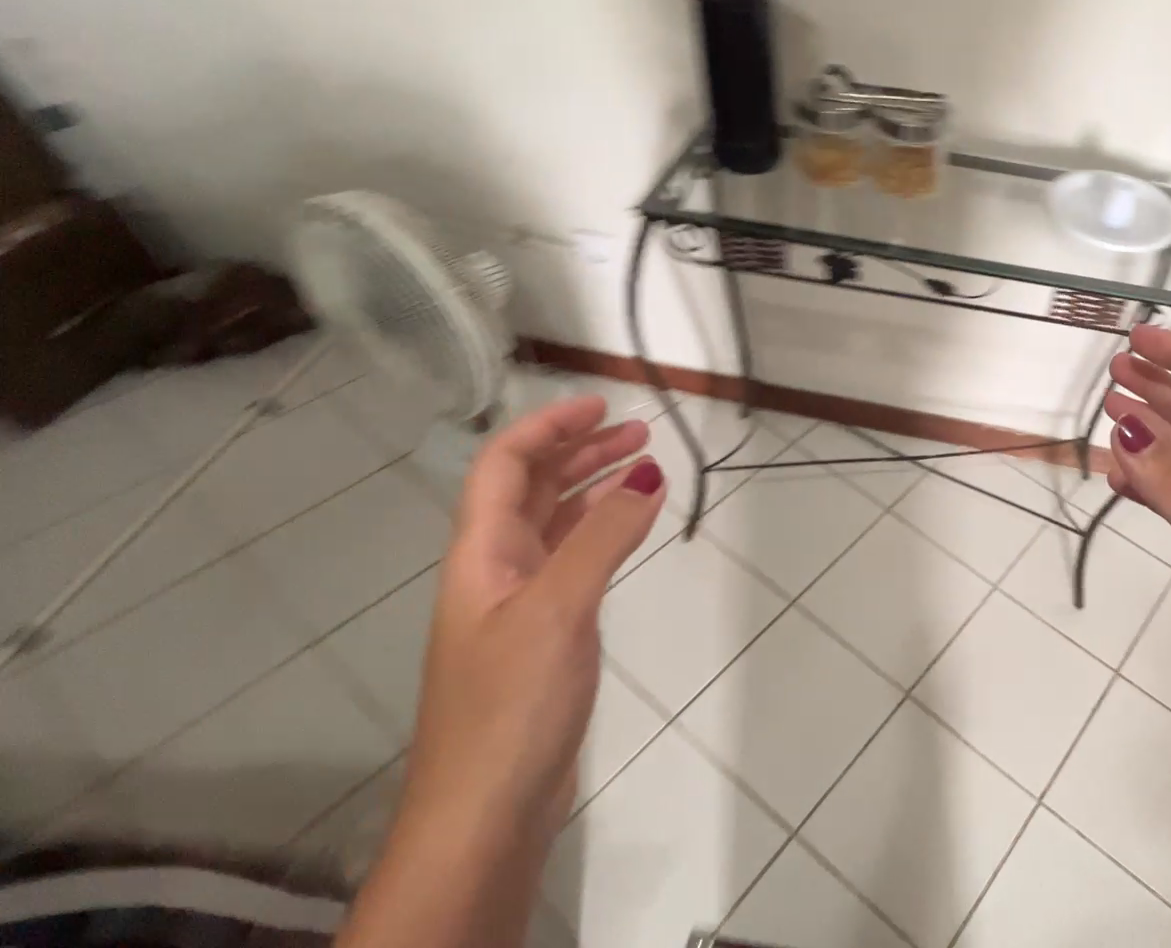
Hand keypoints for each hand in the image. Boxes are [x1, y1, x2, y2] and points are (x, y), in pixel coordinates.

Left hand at [400, 396, 666, 843]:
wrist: (487, 808)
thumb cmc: (513, 703)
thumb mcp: (559, 609)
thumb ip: (602, 538)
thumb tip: (645, 473)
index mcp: (482, 553)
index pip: (505, 465)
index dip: (550, 427)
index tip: (603, 405)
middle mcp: (495, 569)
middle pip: (531, 489)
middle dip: (580, 452)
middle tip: (639, 432)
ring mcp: (518, 604)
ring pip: (554, 525)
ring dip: (593, 489)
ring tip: (643, 467)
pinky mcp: (543, 636)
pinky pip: (573, 562)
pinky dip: (603, 534)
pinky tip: (631, 531)